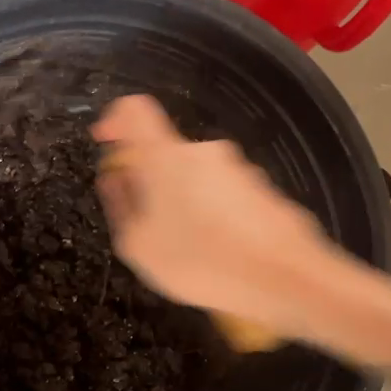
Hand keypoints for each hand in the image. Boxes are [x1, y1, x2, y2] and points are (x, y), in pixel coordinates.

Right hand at [92, 94, 351, 341]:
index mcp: (165, 158)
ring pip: (196, 180)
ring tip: (186, 250)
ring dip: (185, 206)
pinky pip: (223, 198)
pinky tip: (217, 255)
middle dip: (153, 185)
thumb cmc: (200, 261)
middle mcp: (203, 153)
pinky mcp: (263, 192)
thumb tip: (115, 179)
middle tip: (148, 226)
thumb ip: (120, 204)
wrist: (283, 279)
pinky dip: (213, 218)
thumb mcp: (138, 245)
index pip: (134, 111)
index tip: (106, 141)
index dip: (116, 120)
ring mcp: (239, 170)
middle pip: (166, 155)